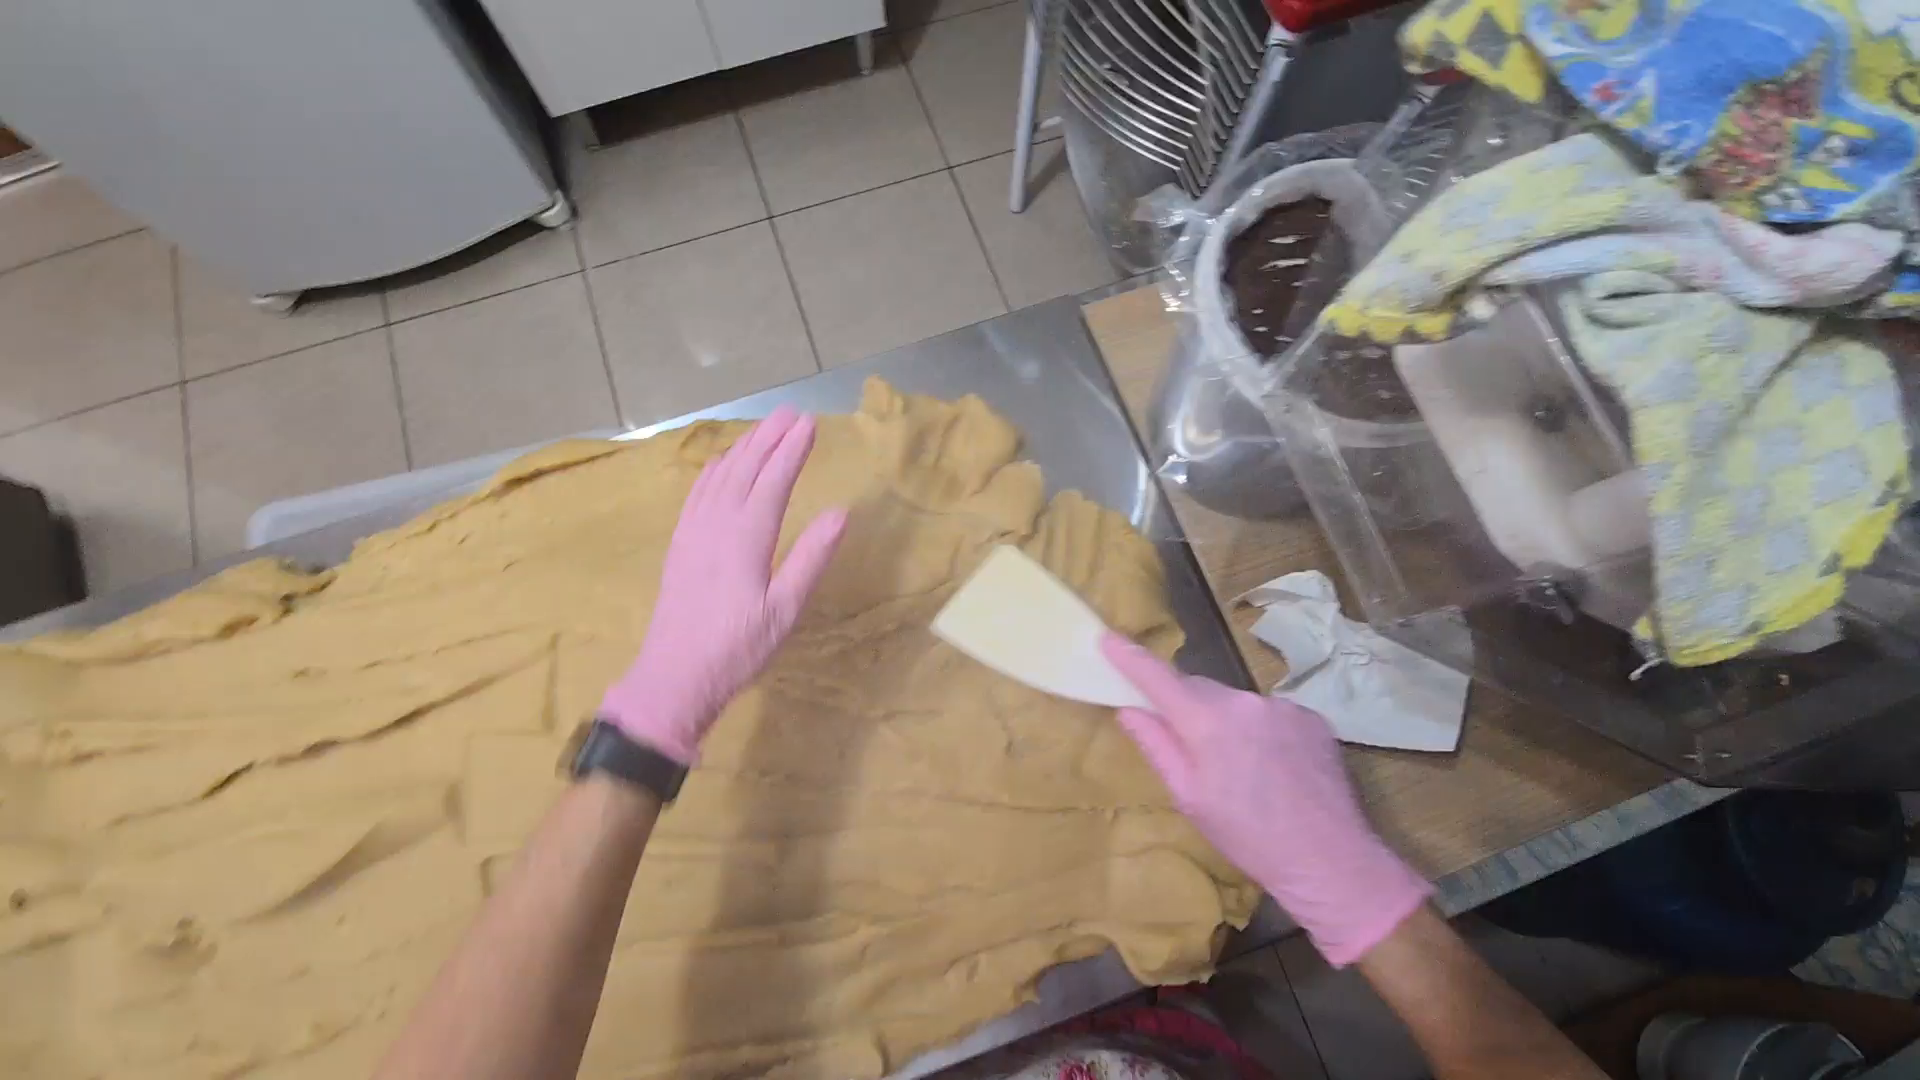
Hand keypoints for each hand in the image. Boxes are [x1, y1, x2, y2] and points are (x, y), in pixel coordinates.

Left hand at [601, 407, 847, 763]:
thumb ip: (811, 558)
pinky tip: (720, 463)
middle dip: (769, 438)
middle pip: (745, 469)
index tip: (810, 423)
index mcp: (746, 538)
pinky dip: (712, 471)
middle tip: (790, 412)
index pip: (773, 481)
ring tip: (763, 427)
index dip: (792, 450)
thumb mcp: (785, 609)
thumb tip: (840, 512)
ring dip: (742, 448)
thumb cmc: (739, 648)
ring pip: (719, 477)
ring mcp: (693, 533)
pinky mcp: (680, 545)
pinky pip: (696, 494)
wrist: (675, 677)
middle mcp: (717, 525)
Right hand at [1101, 634, 1430, 966]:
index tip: (1107, 638)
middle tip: (1184, 744)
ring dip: (1225, 721)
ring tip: (1238, 768)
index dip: (1130, 657)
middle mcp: (1245, 700)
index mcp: (1208, 721)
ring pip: (1235, 702)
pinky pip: (1269, 714)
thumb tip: (1129, 708)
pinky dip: (1259, 730)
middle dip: (1184, 705)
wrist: (1331, 862)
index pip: (1159, 678)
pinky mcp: (1313, 718)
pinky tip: (1272, 767)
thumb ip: (1157, 745)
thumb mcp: (1189, 797)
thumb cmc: (1247, 837)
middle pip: (1199, 689)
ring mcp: (1283, 707)